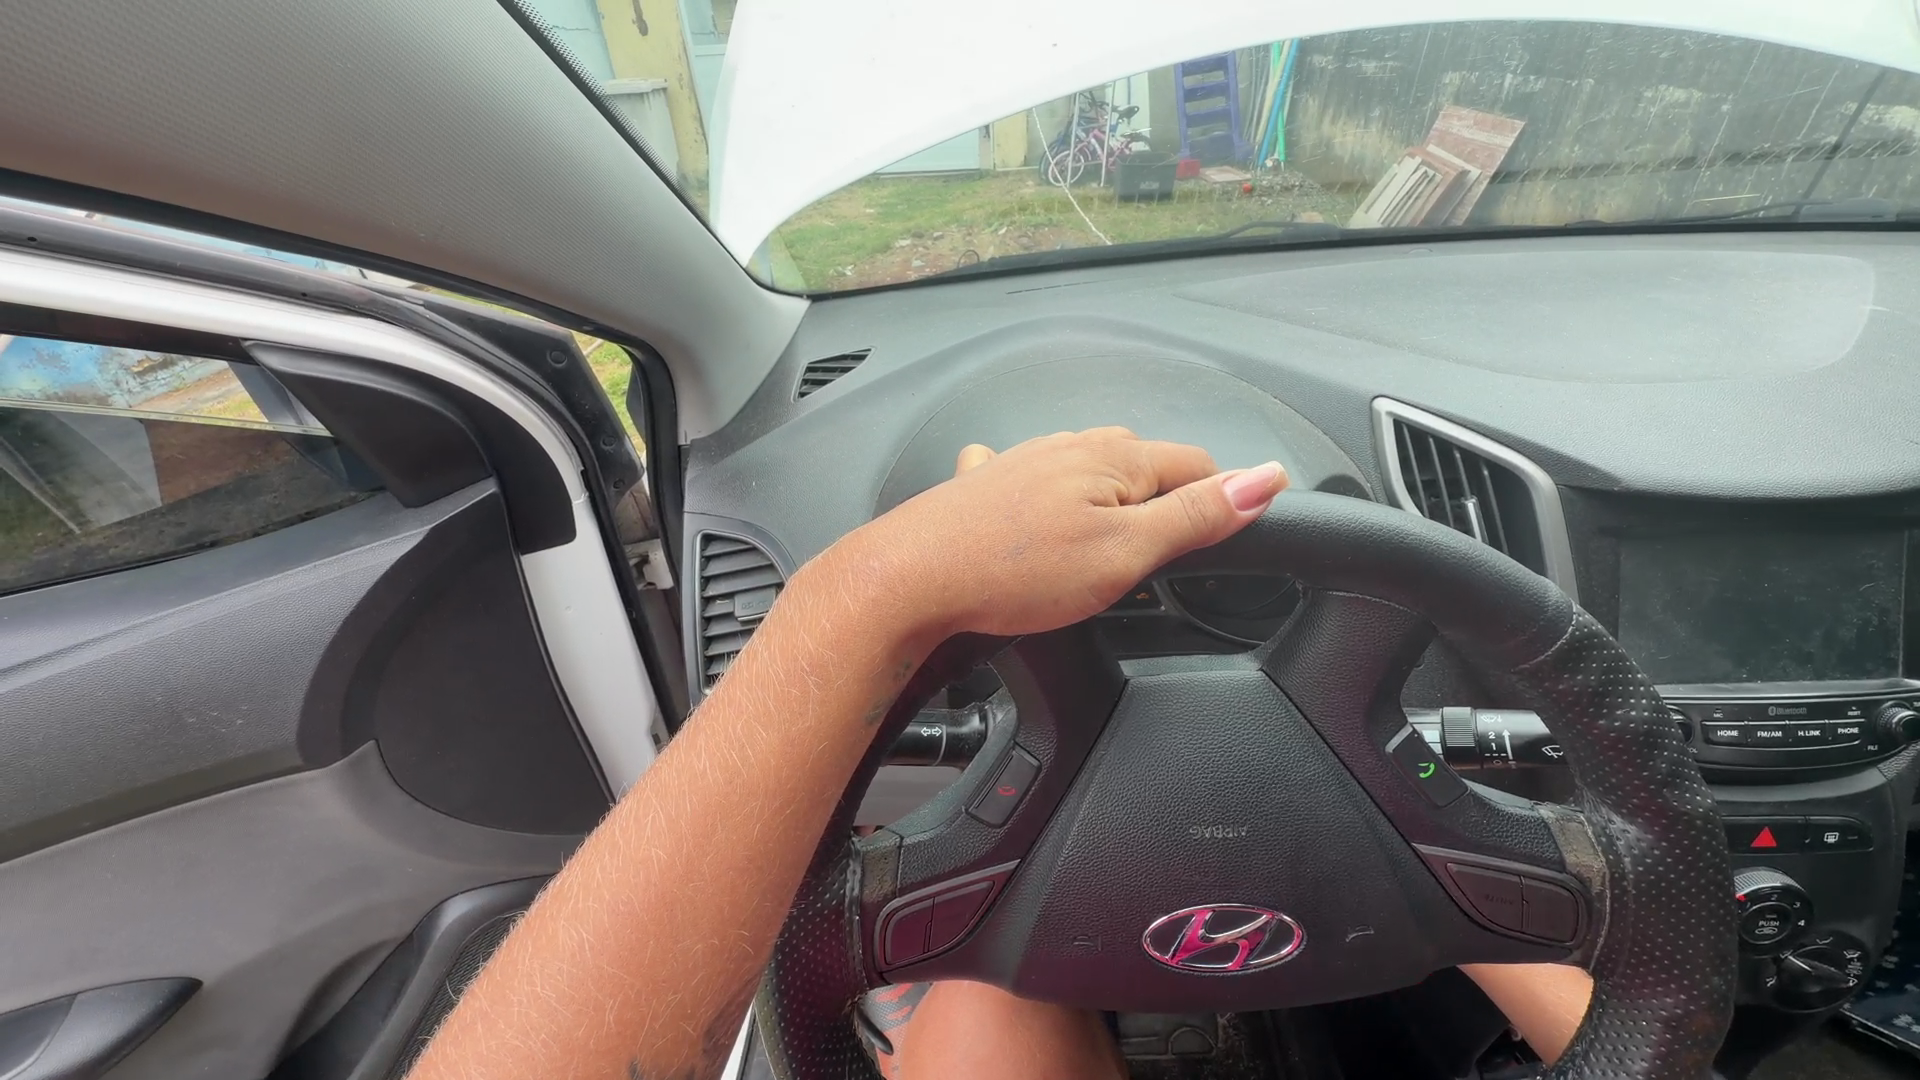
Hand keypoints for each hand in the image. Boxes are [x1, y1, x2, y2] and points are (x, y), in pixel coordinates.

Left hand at [833, 427, 1287, 643]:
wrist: (909, 577)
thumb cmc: (1014, 570)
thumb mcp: (1123, 552)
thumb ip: (1195, 515)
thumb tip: (1263, 479)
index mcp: (1111, 457)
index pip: (1195, 465)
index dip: (1222, 497)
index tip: (1228, 530)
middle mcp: (1066, 447)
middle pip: (1141, 464)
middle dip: (1162, 501)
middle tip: (1166, 555)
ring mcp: (1021, 462)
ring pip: (1087, 470)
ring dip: (1108, 498)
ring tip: (1109, 542)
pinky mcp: (986, 486)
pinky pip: (1032, 479)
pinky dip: (1050, 497)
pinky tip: (1038, 518)